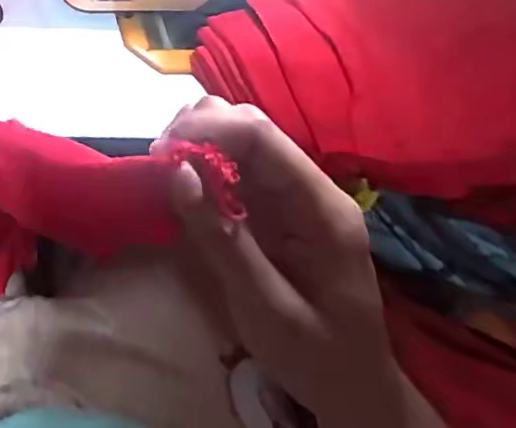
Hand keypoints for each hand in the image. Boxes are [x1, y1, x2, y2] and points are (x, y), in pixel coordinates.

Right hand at [158, 97, 440, 427]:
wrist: (355, 391)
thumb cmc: (319, 358)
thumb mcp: (268, 311)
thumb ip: (223, 239)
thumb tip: (177, 171)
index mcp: (321, 206)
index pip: (260, 136)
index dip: (207, 129)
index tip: (161, 151)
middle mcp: (307, 185)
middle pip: (248, 123)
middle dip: (197, 129)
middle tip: (159, 162)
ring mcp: (289, 190)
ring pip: (236, 132)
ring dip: (196, 139)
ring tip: (167, 170)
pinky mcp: (272, 200)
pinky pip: (232, 159)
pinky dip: (200, 160)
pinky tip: (183, 182)